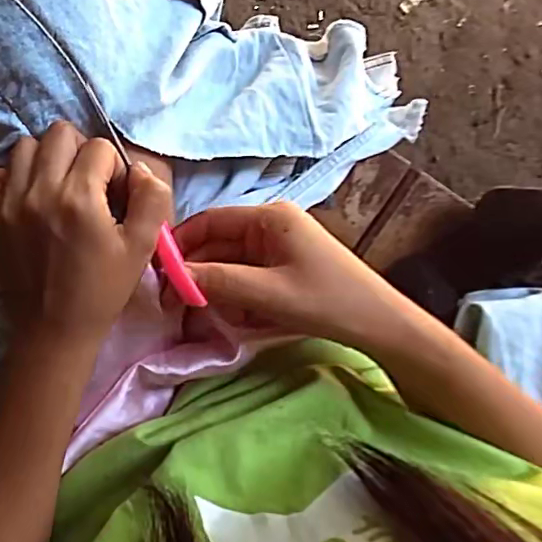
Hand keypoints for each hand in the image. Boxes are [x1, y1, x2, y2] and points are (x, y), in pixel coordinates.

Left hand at [0, 122, 172, 344]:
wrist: (53, 331)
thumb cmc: (101, 291)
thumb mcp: (141, 248)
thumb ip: (151, 199)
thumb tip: (140, 169)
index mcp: (79, 198)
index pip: (100, 147)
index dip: (114, 169)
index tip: (114, 197)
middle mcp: (39, 191)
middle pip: (60, 133)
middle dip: (81, 152)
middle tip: (88, 184)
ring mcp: (9, 202)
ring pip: (25, 146)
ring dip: (46, 159)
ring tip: (58, 187)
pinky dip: (11, 177)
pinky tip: (27, 197)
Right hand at [173, 202, 422, 351]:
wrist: (380, 324)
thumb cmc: (327, 300)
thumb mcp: (267, 293)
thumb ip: (218, 281)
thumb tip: (174, 278)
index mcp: (268, 217)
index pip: (208, 222)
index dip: (180, 246)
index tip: (160, 275)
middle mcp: (270, 225)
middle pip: (217, 245)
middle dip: (200, 276)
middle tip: (179, 306)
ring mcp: (278, 247)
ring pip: (229, 265)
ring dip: (221, 291)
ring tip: (228, 317)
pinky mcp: (283, 268)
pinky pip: (246, 278)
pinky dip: (240, 298)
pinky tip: (249, 318)